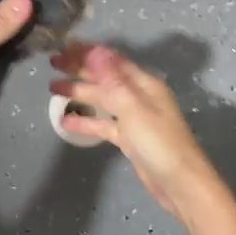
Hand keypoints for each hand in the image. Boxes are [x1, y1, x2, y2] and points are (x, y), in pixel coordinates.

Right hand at [51, 44, 218, 218]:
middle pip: (105, 77)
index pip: (111, 60)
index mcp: (144, 84)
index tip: (63, 48)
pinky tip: (65, 122)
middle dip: (80, 69)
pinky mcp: (129, 139)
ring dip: (79, 93)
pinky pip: (103, 124)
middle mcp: (139, 96)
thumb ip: (112, 81)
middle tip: (53, 63)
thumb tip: (95, 51)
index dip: (87, 53)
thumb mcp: (133, 108)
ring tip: (53, 89)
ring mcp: (134, 118)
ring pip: (102, 99)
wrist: (182, 186)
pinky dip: (86, 121)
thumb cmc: (159, 143)